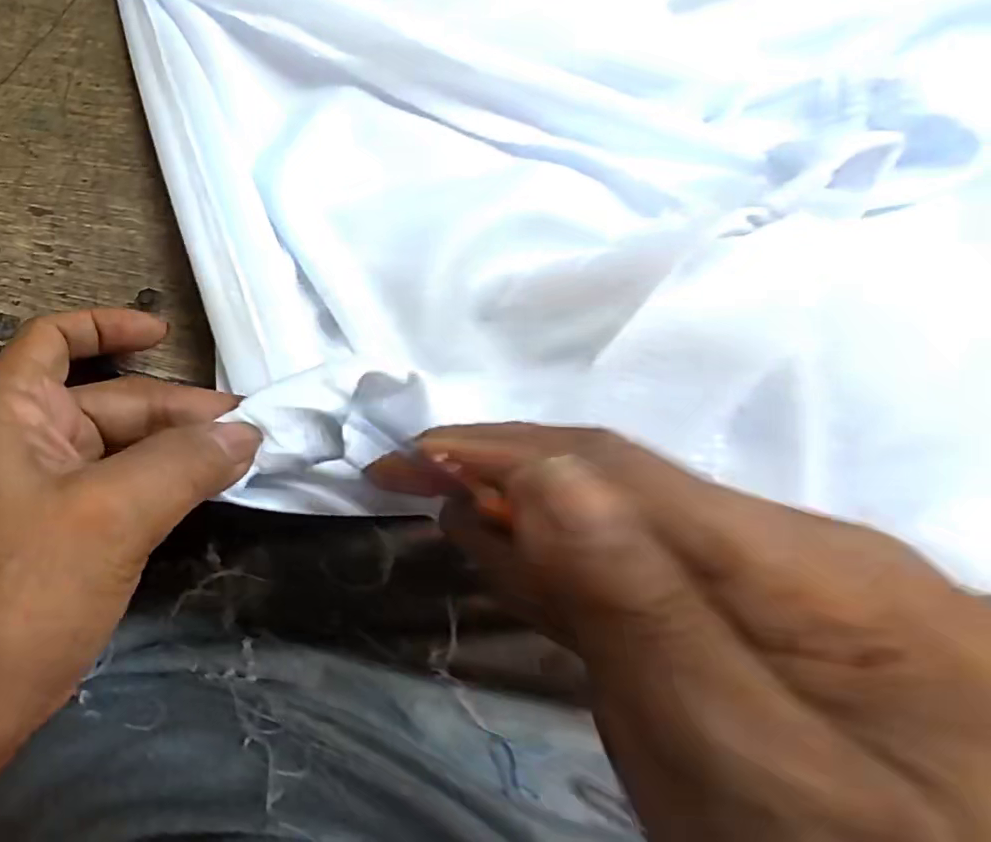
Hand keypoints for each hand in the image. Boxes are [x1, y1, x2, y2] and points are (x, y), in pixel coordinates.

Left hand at [0, 309, 260, 825]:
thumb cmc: (28, 587)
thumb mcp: (111, 514)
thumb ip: (181, 464)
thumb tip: (246, 432)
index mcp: (12, 407)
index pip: (55, 338)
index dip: (107, 326)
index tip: (164, 333)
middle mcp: (23, 432)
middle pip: (105, 397)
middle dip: (172, 409)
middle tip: (247, 427)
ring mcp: (42, 480)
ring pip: (117, 444)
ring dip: (174, 447)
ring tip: (241, 454)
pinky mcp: (60, 523)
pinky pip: (117, 483)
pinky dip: (160, 480)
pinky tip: (205, 485)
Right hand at [369, 424, 990, 841]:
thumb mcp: (733, 752)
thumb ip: (637, 606)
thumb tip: (543, 476)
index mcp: (809, 568)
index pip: (609, 468)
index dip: (487, 450)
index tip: (394, 463)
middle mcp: (807, 556)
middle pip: (617, 486)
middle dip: (498, 475)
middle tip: (402, 486)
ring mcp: (801, 597)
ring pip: (626, 524)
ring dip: (525, 514)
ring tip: (446, 511)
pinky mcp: (781, 635)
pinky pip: (649, 572)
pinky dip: (570, 561)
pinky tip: (525, 558)